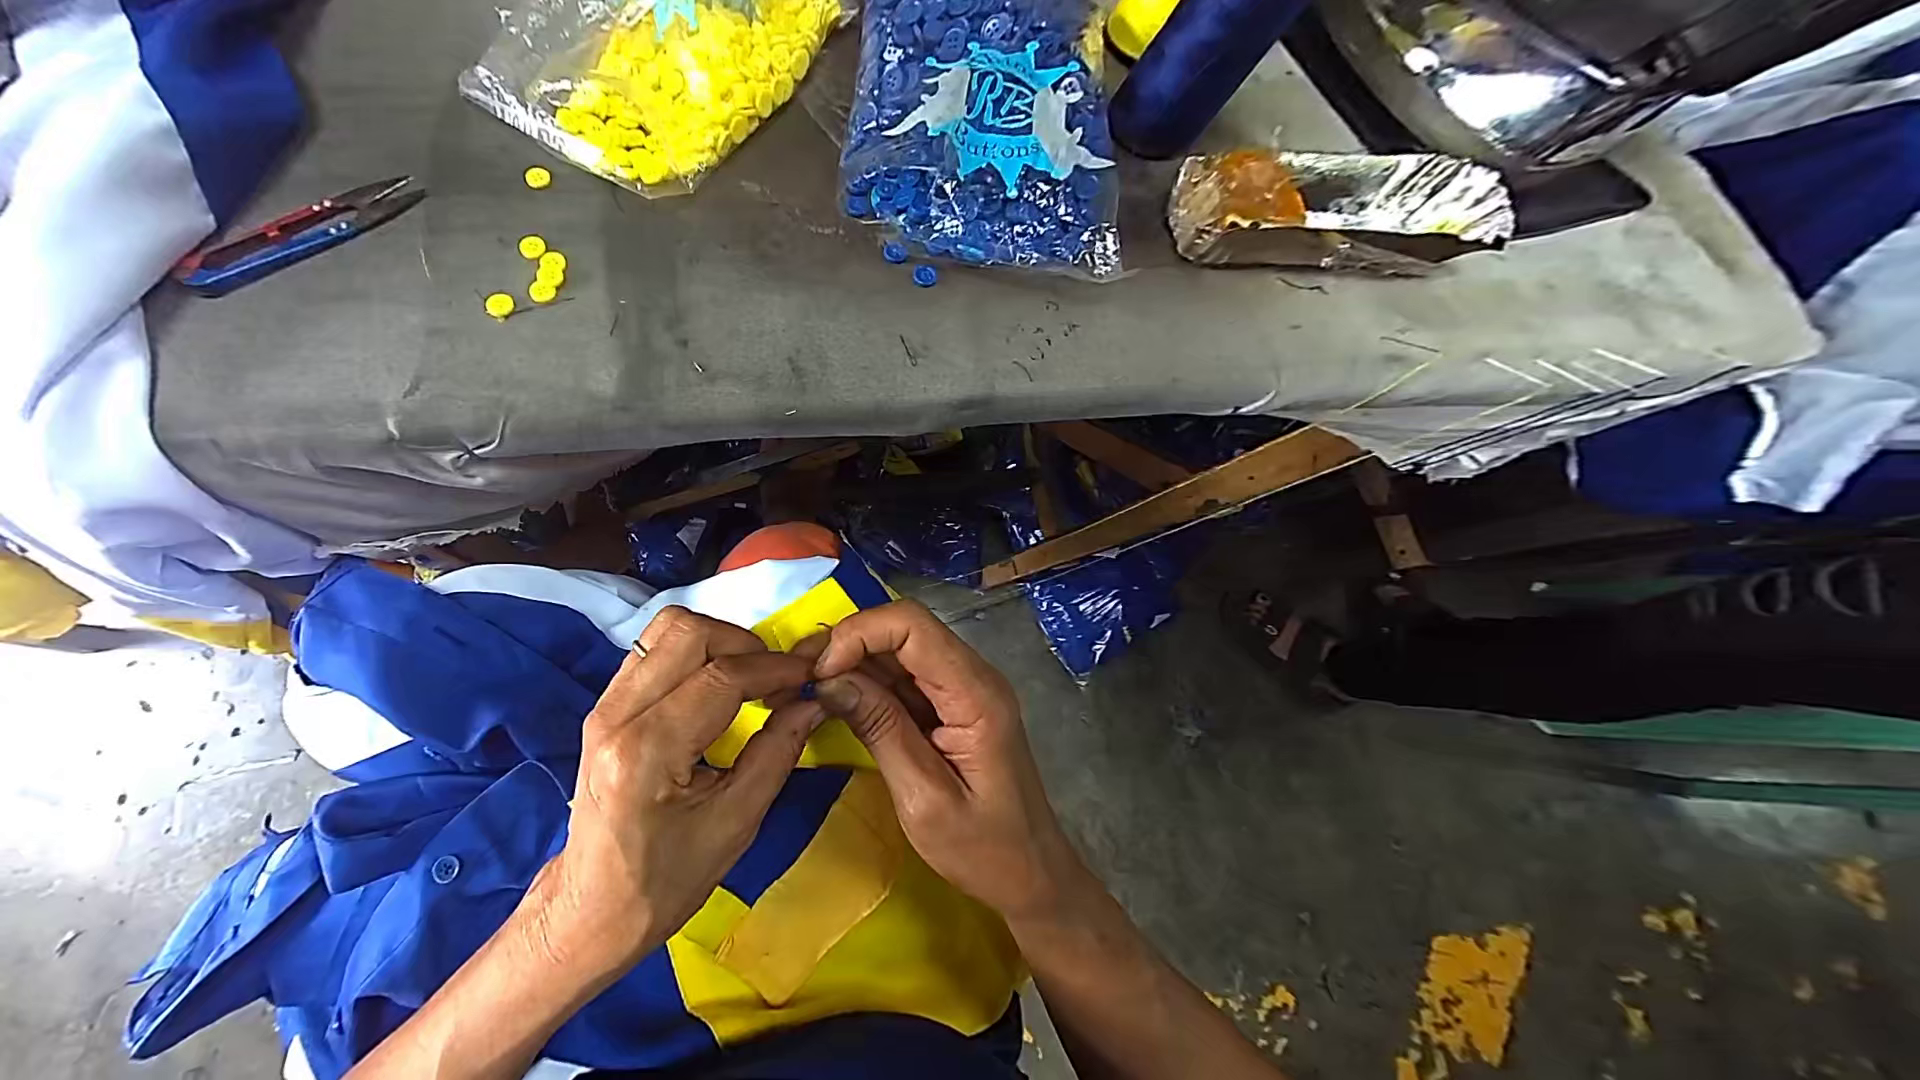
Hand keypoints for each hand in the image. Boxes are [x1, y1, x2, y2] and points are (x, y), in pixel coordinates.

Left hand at [527, 607, 823, 980]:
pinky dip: (697, 652)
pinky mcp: (605, 706)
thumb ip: (778, 751)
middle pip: (689, 632)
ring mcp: (604, 706)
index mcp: (648, 750)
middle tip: (775, 680)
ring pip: (668, 629)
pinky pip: (656, 650)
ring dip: (721, 642)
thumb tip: (813, 701)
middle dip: (746, 645)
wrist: (588, 911)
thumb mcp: (736, 823)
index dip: (776, 669)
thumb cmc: (665, 880)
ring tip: (750, 679)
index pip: (723, 676)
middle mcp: (617, 715)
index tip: (809, 677)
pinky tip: (719, 686)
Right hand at [797, 599, 1089, 922]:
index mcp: (976, 693)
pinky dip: (865, 682)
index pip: (913, 625)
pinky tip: (834, 700)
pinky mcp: (951, 704)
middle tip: (797, 678)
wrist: (1029, 872)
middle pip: (903, 630)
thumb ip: (880, 729)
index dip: (859, 634)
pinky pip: (903, 676)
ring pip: (898, 649)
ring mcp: (963, 688)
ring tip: (805, 689)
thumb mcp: (923, 798)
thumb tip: (830, 680)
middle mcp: (973, 676)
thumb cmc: (984, 849)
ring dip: (850, 661)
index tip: (818, 674)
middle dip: (846, 644)